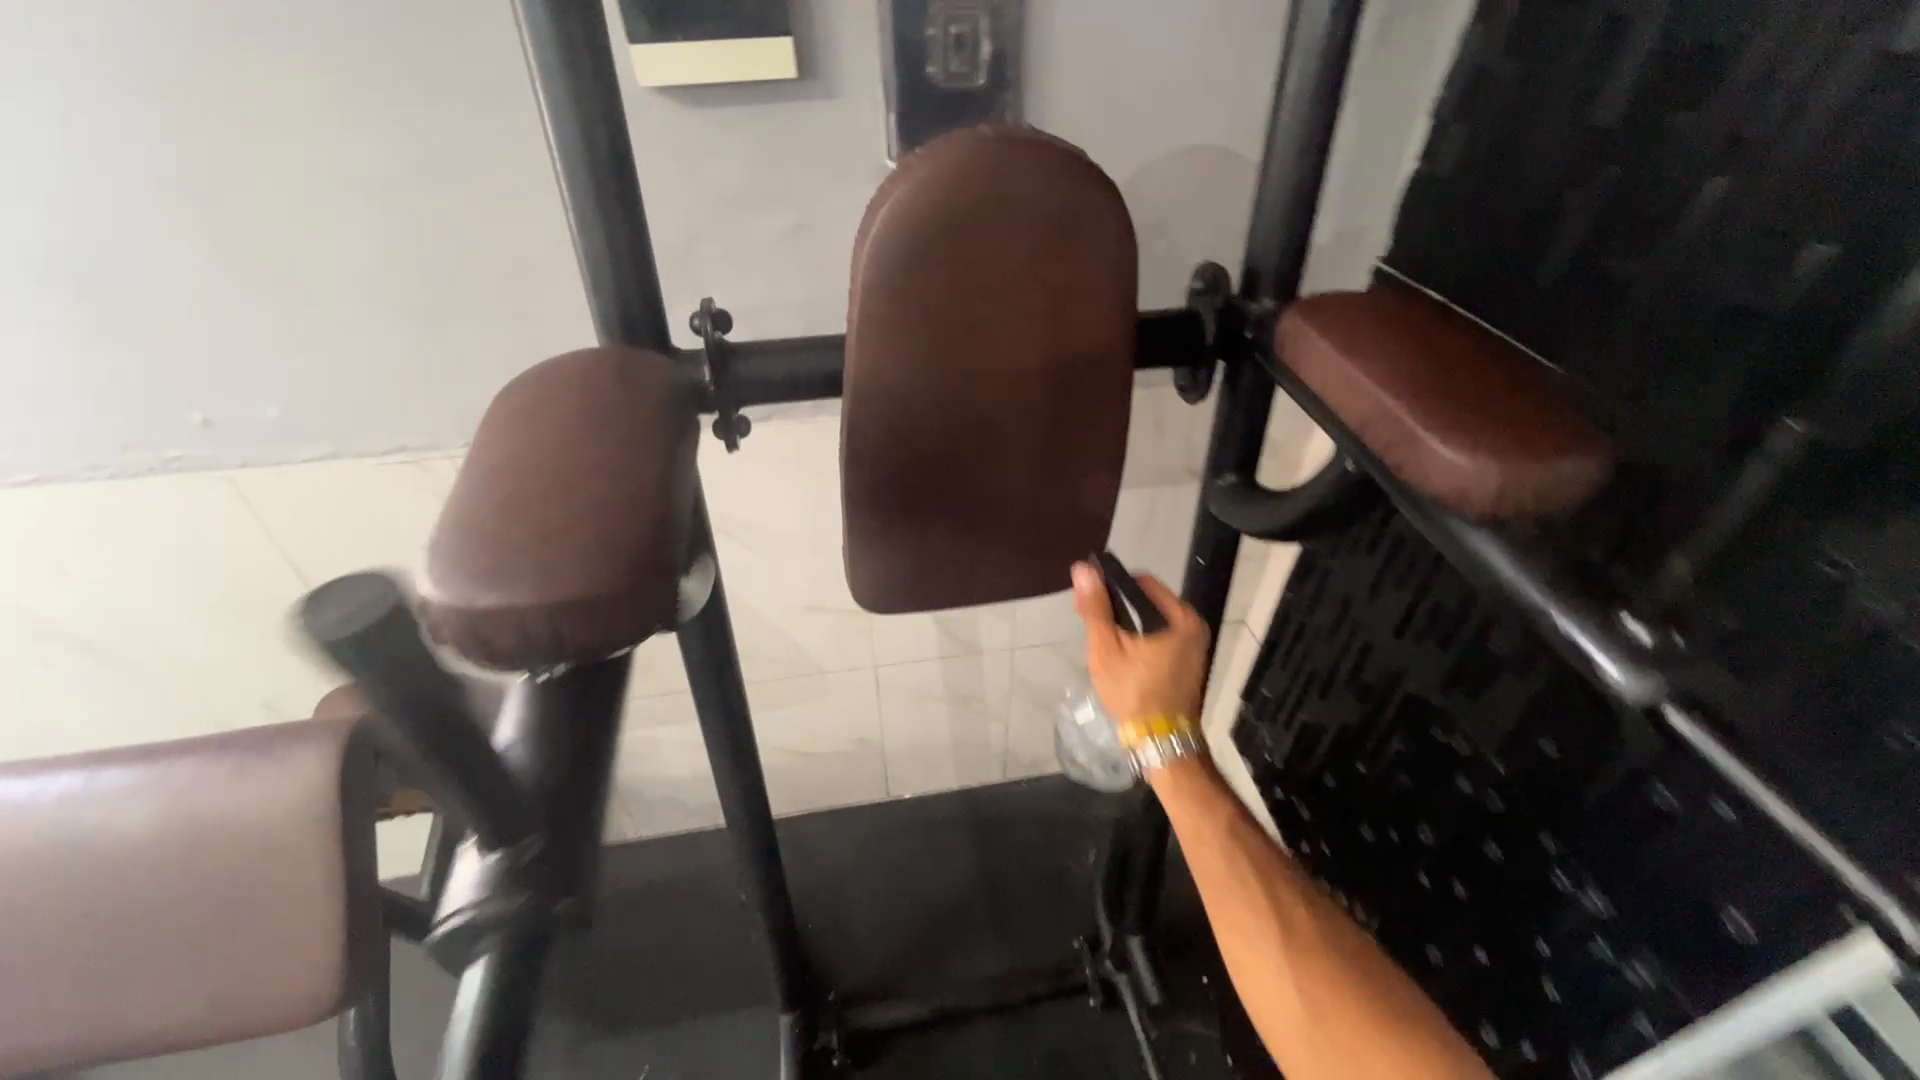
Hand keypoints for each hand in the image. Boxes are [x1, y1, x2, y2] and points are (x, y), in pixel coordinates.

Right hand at [1071, 560, 1211, 727]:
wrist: (1160, 741)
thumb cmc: (1133, 692)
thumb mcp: (1107, 648)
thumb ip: (1095, 607)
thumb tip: (1082, 570)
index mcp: (1181, 617)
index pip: (1142, 582)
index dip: (1112, 585)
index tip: (1089, 601)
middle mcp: (1194, 626)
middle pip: (1148, 601)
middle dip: (1117, 608)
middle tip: (1090, 623)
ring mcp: (1195, 646)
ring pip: (1153, 621)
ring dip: (1127, 625)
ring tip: (1102, 641)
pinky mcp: (1190, 663)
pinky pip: (1161, 638)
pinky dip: (1141, 640)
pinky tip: (1121, 655)